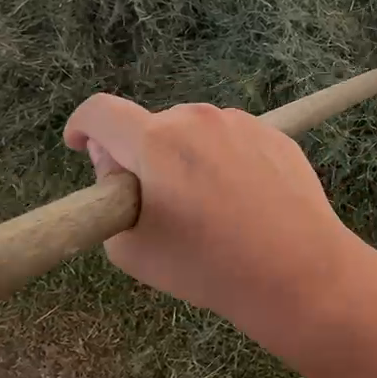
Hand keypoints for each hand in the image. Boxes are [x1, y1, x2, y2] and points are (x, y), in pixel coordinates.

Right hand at [63, 94, 361, 339]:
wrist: (295, 266)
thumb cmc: (206, 264)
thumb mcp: (131, 245)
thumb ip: (109, 192)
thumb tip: (115, 160)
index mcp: (156, 141)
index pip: (102, 111)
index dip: (83, 126)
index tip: (81, 145)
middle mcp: (201, 119)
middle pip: (156, 125)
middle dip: (144, 154)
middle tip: (156, 200)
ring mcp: (245, 124)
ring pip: (199, 132)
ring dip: (189, 156)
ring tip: (207, 207)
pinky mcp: (278, 136)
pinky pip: (236, 141)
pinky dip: (227, 161)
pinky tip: (242, 200)